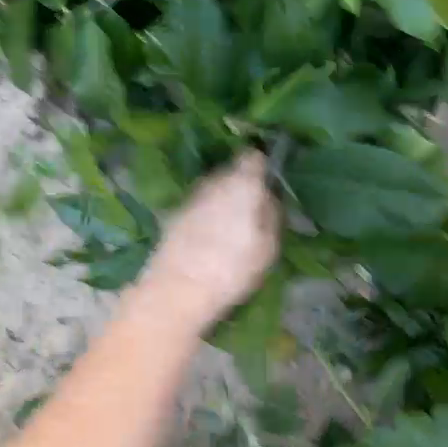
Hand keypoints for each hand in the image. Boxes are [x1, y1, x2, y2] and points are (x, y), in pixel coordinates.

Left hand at [132, 151, 279, 331]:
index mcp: (242, 185)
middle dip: (242, 186)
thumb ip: (271, 215)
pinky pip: (199, 206)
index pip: (253, 157)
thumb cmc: (231, 269)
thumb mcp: (268, 248)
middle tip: (251, 210)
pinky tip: (209, 238)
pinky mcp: (175, 213)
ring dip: (222, 201)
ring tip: (230, 228)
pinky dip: (206, 215)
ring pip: (214, 189)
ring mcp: (192, 197)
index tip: (266, 181)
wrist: (176, 289)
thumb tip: (268, 198)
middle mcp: (215, 182)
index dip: (261, 166)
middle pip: (232, 173)